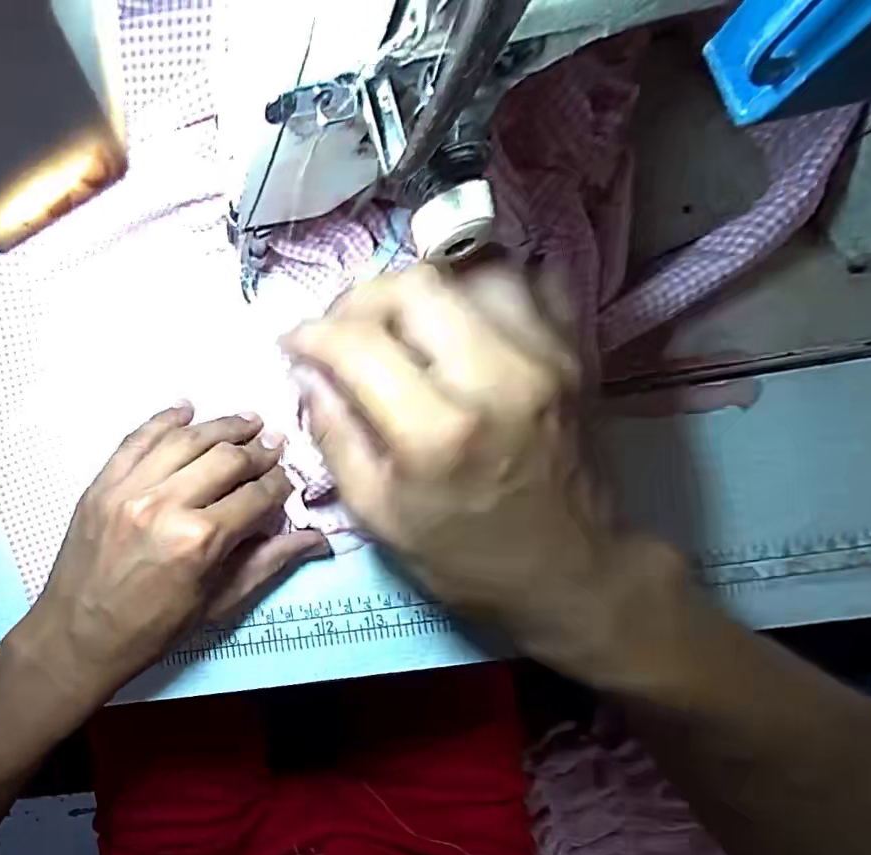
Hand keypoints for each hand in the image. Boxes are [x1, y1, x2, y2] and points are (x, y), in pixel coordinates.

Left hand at [16, 405, 326, 700]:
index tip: (289, 479)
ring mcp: (129, 489)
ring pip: (185, 440)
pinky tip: (186, 410)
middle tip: (274, 444)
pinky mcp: (101, 483)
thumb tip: (318, 537)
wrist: (80, 635)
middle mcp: (166, 505)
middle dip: (258, 450)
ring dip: (221, 425)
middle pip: (226, 460)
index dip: (280, 484)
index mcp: (201, 541)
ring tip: (246, 419)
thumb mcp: (219, 602)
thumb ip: (269, 562)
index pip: (256, 496)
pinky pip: (137, 439)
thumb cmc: (156, 629)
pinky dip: (163, 420)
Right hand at [282, 263, 687, 683]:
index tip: (295, 342)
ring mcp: (546, 356)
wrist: (569, 571)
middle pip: (415, 284)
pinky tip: (462, 324)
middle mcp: (496, 377)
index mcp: (437, 433)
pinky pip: (528, 280)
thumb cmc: (462, 558)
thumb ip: (335, 437)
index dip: (311, 333)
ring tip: (402, 326)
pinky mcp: (576, 351)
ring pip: (472, 268)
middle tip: (345, 331)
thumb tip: (308, 372)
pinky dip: (483, 289)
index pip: (357, 343)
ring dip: (423, 289)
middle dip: (361, 299)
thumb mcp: (377, 517)